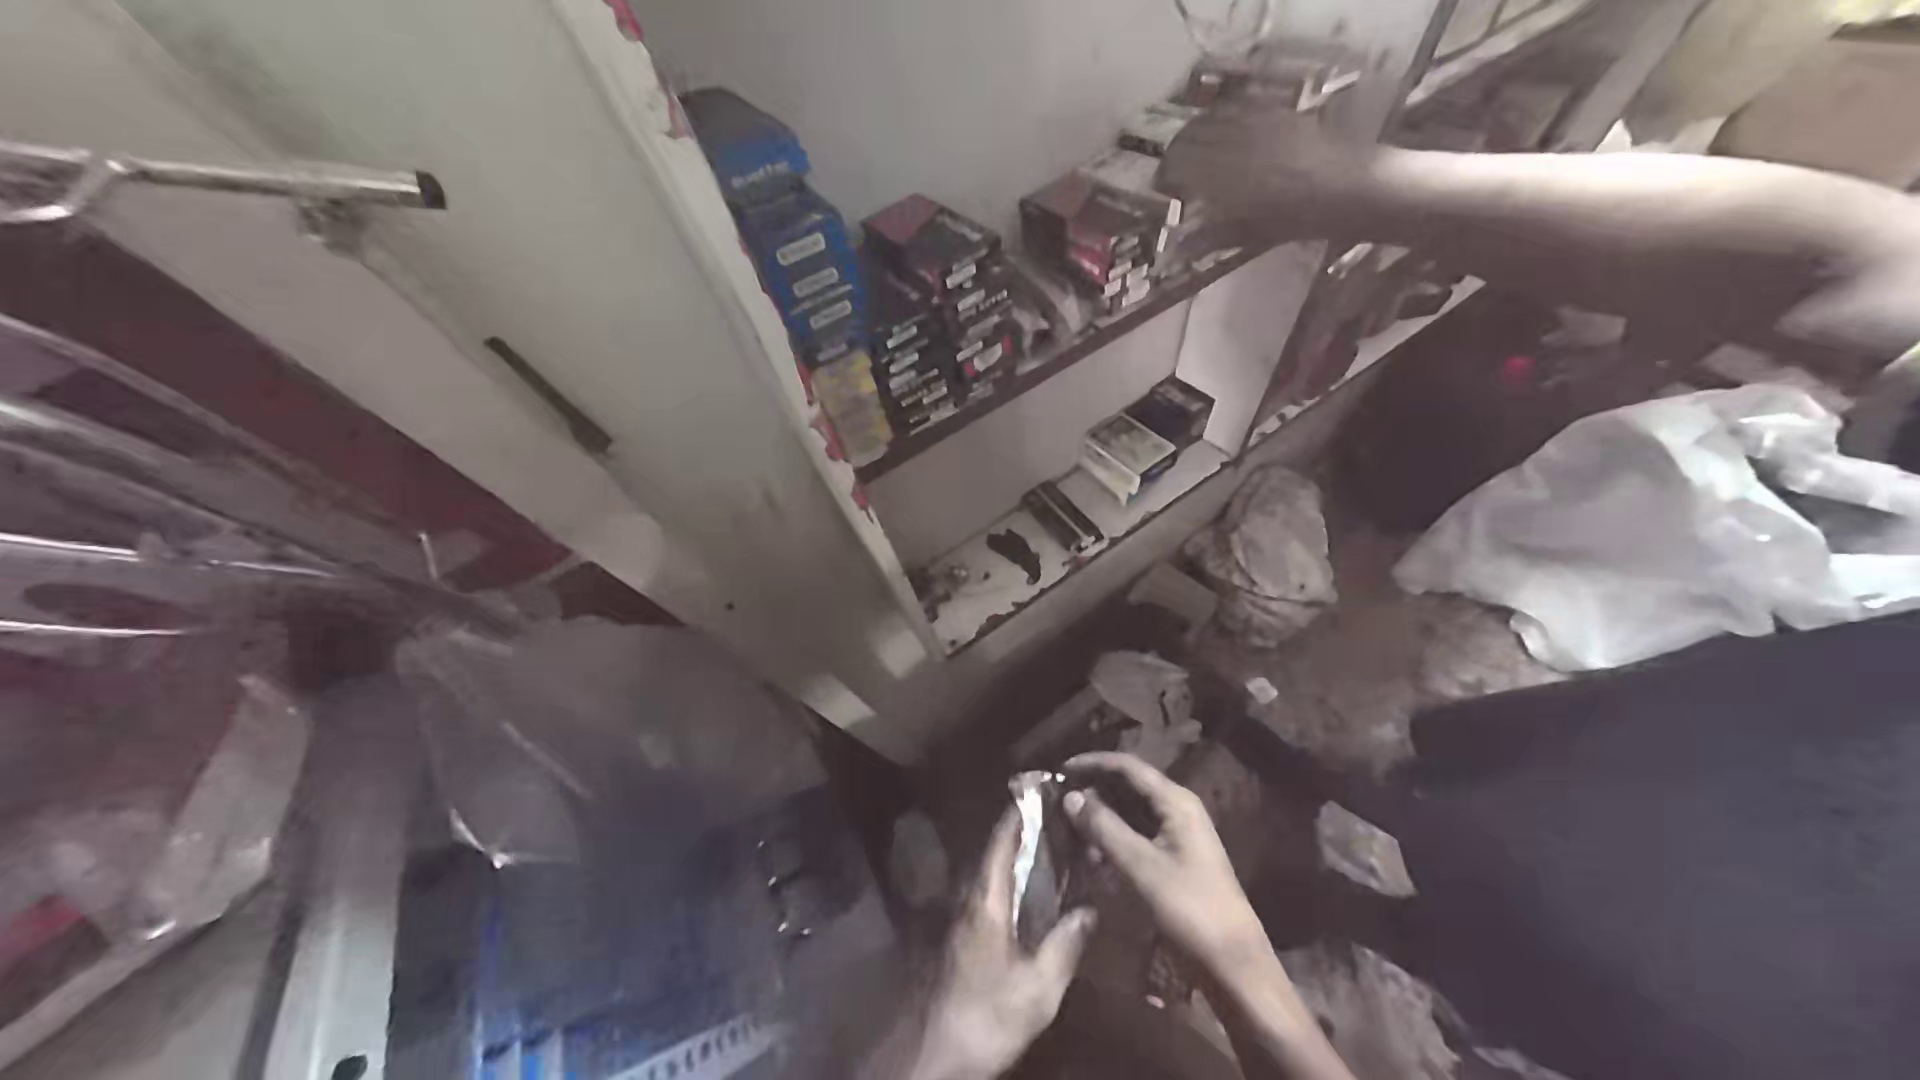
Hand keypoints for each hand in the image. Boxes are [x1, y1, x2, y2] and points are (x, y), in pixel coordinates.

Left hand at [908, 804, 1097, 1079]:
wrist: (932, 1055)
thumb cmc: (985, 1015)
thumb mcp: (1037, 989)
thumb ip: (1064, 947)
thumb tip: (1090, 910)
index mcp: (986, 898)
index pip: (1002, 840)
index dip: (1019, 813)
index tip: (1041, 790)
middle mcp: (969, 899)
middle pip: (996, 853)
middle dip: (1024, 833)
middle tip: (1059, 821)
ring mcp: (960, 919)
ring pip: (992, 875)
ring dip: (1017, 859)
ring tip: (1053, 851)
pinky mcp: (960, 940)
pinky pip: (989, 896)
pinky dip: (1010, 884)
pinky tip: (1031, 898)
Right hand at [1063, 752, 1268, 973]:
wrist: (1233, 961)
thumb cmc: (1189, 907)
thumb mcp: (1140, 865)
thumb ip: (1103, 827)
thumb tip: (1070, 796)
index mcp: (1176, 801)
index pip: (1128, 766)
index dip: (1092, 763)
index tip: (1060, 769)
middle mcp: (1179, 807)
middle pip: (1130, 784)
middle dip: (1095, 787)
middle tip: (1060, 795)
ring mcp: (1179, 831)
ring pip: (1133, 808)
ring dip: (1103, 812)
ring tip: (1071, 820)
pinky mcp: (1176, 854)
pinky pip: (1139, 830)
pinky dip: (1115, 832)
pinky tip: (1093, 846)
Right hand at [1155, 101, 1367, 242]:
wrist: (1348, 187)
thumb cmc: (1295, 218)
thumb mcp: (1247, 234)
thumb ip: (1206, 238)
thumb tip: (1174, 252)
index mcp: (1221, 172)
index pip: (1176, 164)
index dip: (1164, 176)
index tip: (1162, 191)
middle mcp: (1232, 140)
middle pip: (1188, 137)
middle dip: (1175, 154)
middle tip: (1175, 174)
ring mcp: (1255, 121)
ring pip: (1210, 118)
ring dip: (1195, 134)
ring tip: (1195, 152)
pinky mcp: (1275, 111)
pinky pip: (1238, 107)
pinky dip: (1222, 119)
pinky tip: (1225, 134)